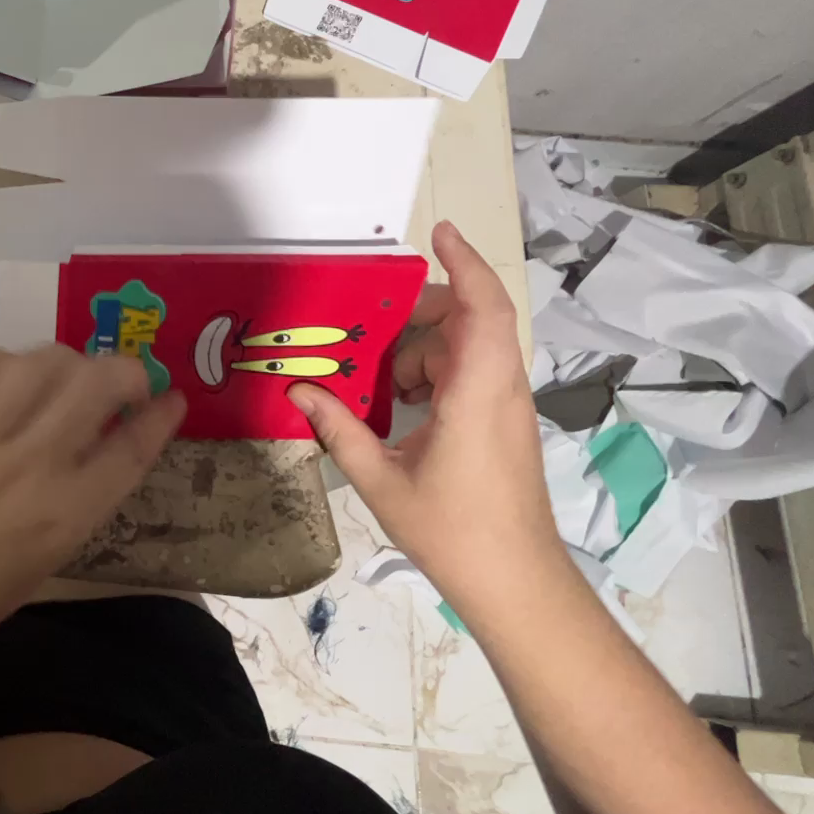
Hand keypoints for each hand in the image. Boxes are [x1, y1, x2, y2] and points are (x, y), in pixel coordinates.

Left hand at [0, 344, 186, 648]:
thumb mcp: (52, 557)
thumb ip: (84, 499)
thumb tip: (107, 443)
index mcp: (65, 513)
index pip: (129, 450)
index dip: (160, 417)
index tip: (171, 397)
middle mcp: (30, 465)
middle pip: (93, 387)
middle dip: (123, 370)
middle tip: (122, 382)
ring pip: (38, 365)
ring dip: (65, 358)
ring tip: (67, 372)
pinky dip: (1, 358)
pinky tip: (11, 370)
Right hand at [287, 221, 561, 604]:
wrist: (514, 581)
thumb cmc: (450, 530)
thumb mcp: (379, 478)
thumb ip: (338, 428)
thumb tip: (298, 392)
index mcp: (476, 394)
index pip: (483, 310)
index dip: (466, 264)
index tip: (440, 232)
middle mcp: (500, 390)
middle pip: (471, 322)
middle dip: (422, 314)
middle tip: (373, 326)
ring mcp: (507, 408)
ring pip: (469, 350)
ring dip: (423, 352)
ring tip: (378, 380)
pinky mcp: (504, 425)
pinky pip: (471, 375)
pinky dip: (434, 375)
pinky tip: (399, 406)